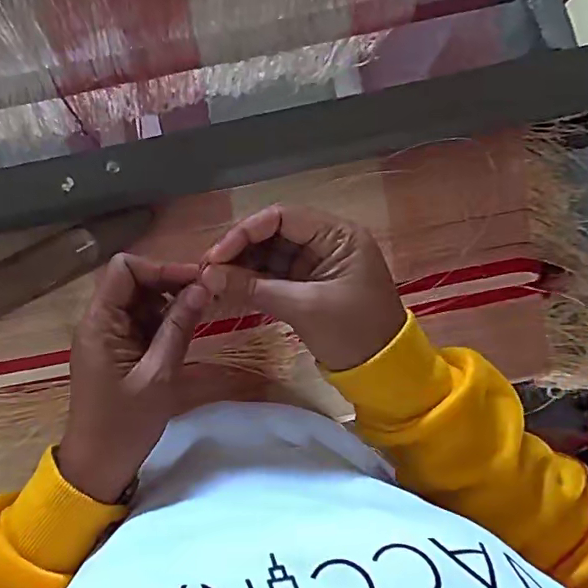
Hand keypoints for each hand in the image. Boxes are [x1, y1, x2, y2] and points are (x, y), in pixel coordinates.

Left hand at [58, 253, 210, 503]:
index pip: (124, 269)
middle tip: (207, 297)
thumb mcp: (159, 375)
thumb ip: (178, 328)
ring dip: (168, 305)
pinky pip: (139, 324)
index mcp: (99, 322)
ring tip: (201, 316)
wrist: (98, 465)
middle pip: (133, 282)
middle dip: (169, 284)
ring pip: (139, 303)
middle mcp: (98, 322)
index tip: (196, 281)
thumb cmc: (125, 424)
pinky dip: (161, 325)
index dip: (160, 268)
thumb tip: (201, 286)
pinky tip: (184, 334)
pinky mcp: (115, 352)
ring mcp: (106, 337)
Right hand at [198, 205, 406, 371]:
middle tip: (207, 271)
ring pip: (268, 254)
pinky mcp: (306, 284)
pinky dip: (250, 281)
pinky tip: (227, 289)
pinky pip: (272, 274)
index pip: (282, 217)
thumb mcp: (304, 308)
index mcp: (337, 235)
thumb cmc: (353, 332)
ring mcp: (315, 263)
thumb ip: (255, 287)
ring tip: (212, 282)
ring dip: (240, 266)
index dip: (244, 232)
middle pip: (271, 233)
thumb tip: (209, 275)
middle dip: (238, 249)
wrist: (381, 371)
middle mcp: (326, 241)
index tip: (216, 257)